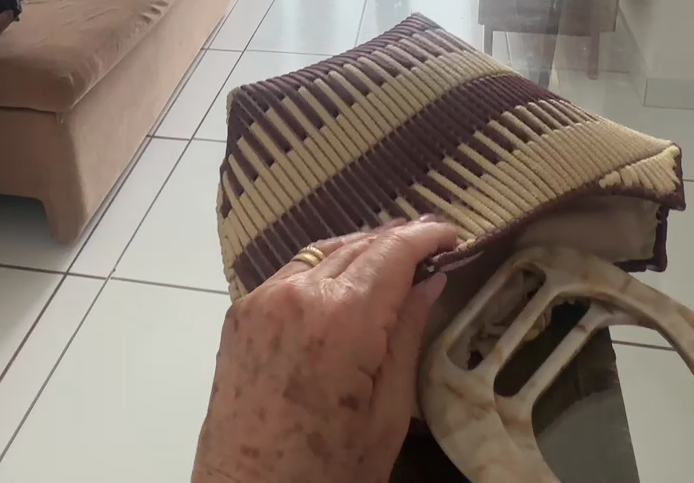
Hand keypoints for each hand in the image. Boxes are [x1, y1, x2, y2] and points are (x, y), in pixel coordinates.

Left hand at [192, 218, 460, 482]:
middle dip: (397, 241)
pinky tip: (344, 285)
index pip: (392, 252)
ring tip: (393, 261)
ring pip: (324, 251)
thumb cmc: (329, 471)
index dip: (425, 236)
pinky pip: (293, 272)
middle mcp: (298, 292)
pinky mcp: (242, 309)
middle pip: (359, 244)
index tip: (452, 234)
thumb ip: (407, 335)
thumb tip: (431, 280)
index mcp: (342, 319)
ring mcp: (263, 296)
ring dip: (361, 250)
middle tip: (431, 246)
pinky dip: (325, 269)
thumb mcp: (387, 413)